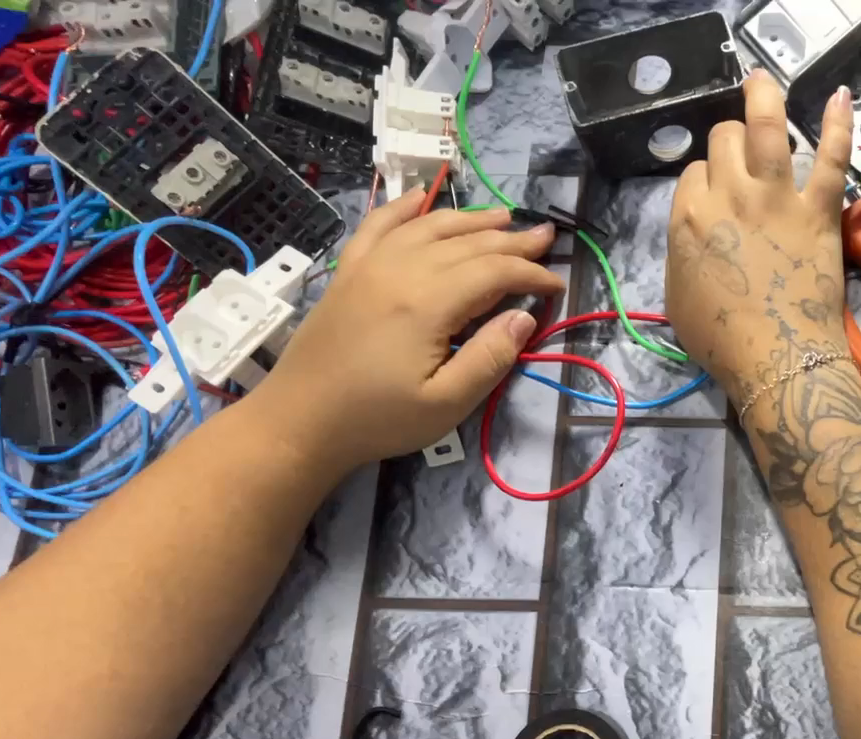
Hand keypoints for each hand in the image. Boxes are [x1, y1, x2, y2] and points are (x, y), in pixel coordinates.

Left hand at [244, 193, 565, 469]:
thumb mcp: (447, 403)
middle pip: (466, 243)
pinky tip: (422, 196)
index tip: (559, 285)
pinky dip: (404, 206)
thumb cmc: (380, 418)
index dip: (531, 274)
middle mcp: (399, 271)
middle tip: (547, 236)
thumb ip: (490, 357)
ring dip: (470, 219)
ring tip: (504, 217)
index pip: (493, 271)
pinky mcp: (349, 272)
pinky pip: (379, 224)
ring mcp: (369, 266)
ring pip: (428, 226)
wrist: (301, 420)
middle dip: (512, 240)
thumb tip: (524, 317)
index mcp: (427, 303)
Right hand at [666, 73, 854, 395]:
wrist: (776, 359)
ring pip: (766, 126)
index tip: (718, 196)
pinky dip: (839, 125)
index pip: (694, 175)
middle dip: (729, 143)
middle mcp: (728, 195)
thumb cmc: (723, 343)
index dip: (706, 181)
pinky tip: (842, 98)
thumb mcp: (678, 303)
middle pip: (724, 141)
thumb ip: (684, 259)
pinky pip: (832, 157)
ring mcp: (776, 198)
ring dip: (763, 97)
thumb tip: (696, 244)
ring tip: (763, 83)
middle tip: (741, 157)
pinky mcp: (818, 211)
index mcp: (688, 219)